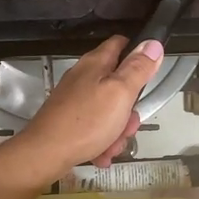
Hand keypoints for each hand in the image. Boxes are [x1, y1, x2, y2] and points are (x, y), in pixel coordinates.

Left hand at [14, 36, 163, 170]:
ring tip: (112, 144)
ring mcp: (75, 99)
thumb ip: (138, 68)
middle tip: (128, 122)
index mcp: (96, 64)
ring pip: (110, 111)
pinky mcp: (70, 120)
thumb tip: (152, 44)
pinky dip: (102, 142)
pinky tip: (102, 153)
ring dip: (117, 130)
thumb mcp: (120, 92)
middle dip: (130, 108)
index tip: (148, 72)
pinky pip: (96, 128)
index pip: (120, 44)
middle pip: (119, 85)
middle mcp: (84, 77)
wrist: (45, 154)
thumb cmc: (84, 123)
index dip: (138, 54)